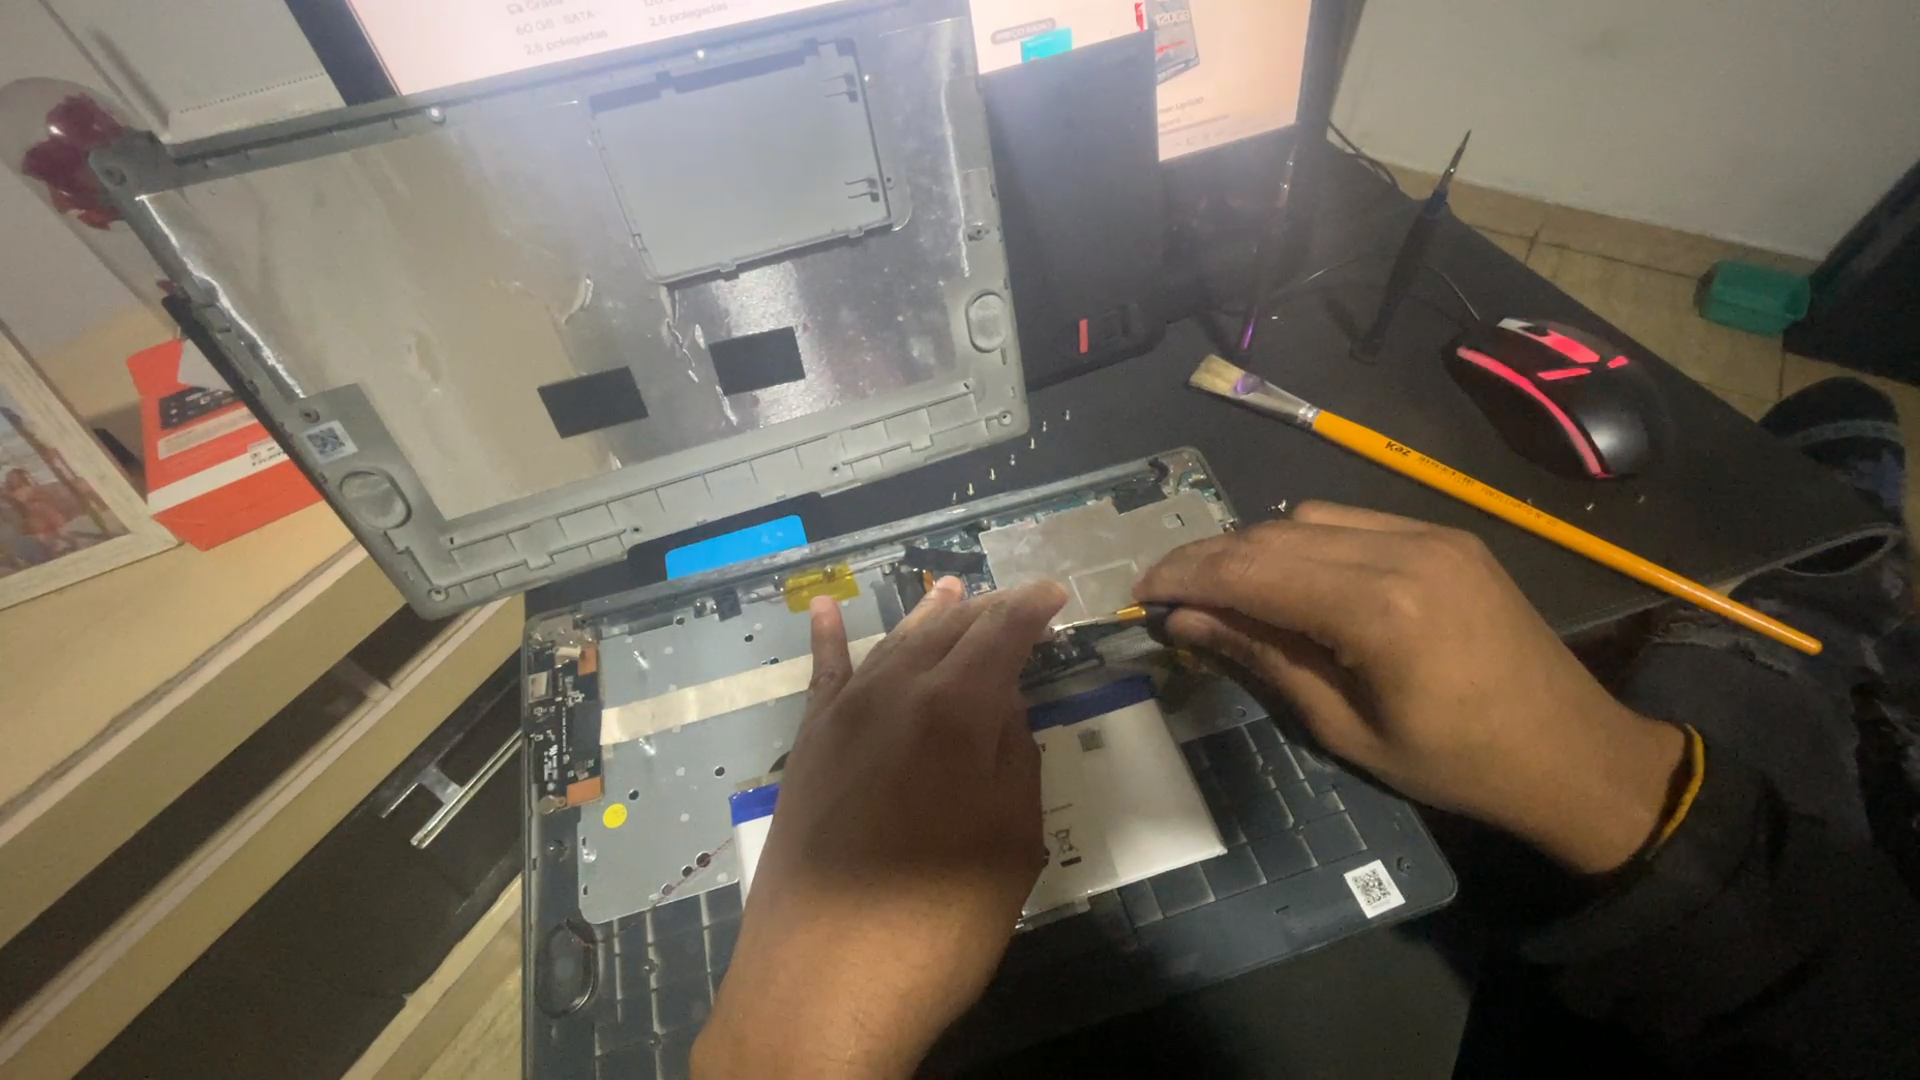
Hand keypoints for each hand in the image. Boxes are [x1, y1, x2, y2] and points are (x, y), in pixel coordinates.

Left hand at [694, 577, 1067, 1078]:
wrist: (820, 985)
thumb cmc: (937, 923)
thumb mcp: (1011, 840)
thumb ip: (1012, 754)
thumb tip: (1004, 701)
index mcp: (955, 709)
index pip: (1002, 631)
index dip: (1031, 606)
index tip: (1054, 593)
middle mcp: (895, 692)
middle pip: (948, 628)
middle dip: (987, 609)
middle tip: (1015, 602)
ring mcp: (844, 714)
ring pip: (894, 642)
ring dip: (927, 615)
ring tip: (950, 588)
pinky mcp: (809, 743)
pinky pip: (823, 675)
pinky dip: (829, 638)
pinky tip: (826, 609)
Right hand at [1135, 502, 1685, 874]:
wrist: (1575, 754)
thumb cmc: (1453, 763)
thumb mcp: (1341, 726)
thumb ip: (1259, 658)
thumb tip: (1185, 621)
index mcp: (1379, 609)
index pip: (1250, 571)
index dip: (1184, 577)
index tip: (1142, 594)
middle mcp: (1400, 550)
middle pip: (1268, 535)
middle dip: (1204, 559)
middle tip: (1165, 591)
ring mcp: (1425, 533)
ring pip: (1300, 517)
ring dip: (1247, 547)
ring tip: (1217, 586)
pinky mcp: (1440, 533)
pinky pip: (1344, 519)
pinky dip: (1295, 540)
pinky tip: (1283, 574)